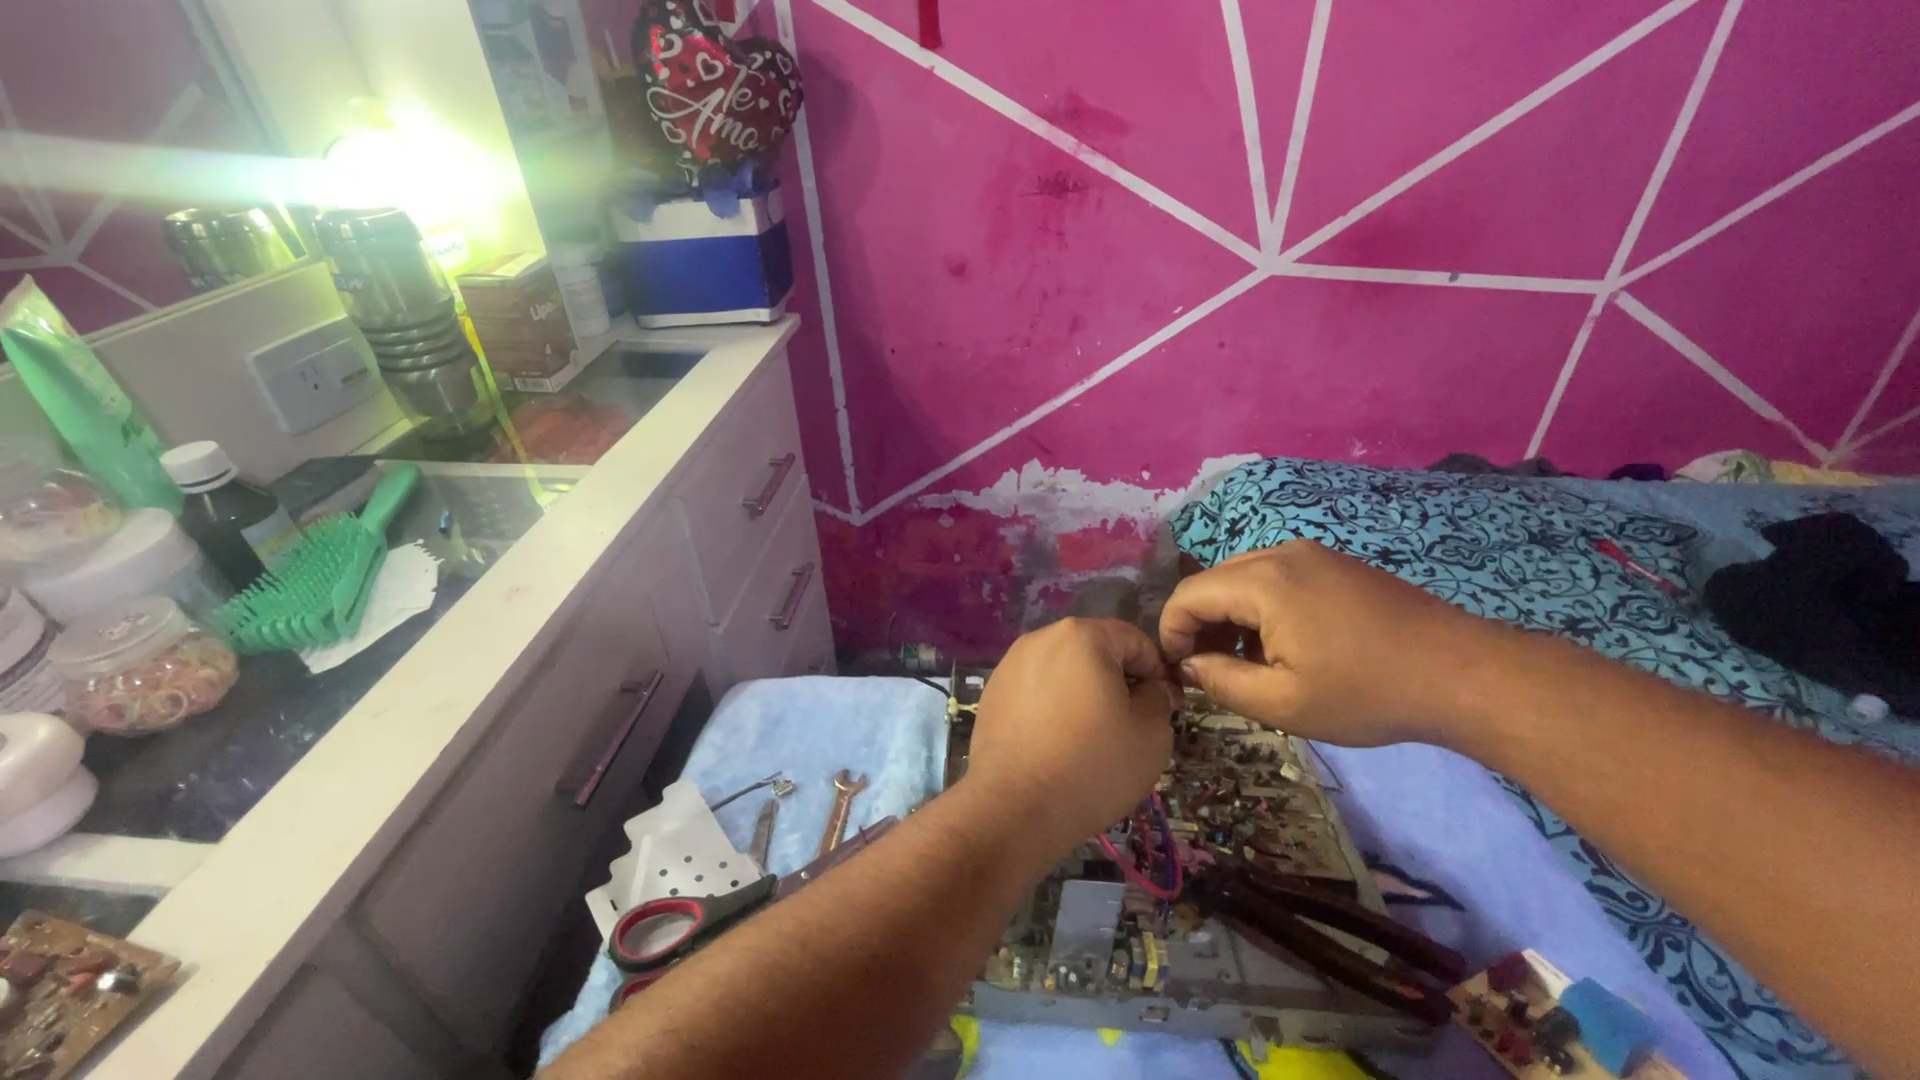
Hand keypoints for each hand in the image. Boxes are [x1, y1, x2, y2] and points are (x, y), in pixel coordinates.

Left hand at [967, 618, 1178, 854]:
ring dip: (1083, 695)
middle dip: (1117, 681)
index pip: (1134, 641)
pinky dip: (1052, 709)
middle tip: (1130, 724)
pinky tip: (1057, 745)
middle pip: (1094, 652)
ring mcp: (1009, 667)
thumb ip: (1158, 698)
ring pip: (1062, 672)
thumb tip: (1152, 688)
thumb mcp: (1151, 733)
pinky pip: (1035, 693)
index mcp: (1081, 636)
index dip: (1157, 672)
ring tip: (1092, 737)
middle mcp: (1039, 640)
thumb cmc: (1093, 764)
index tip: (1165, 707)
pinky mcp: (991, 695)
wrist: (1015, 808)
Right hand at [1158, 540, 1509, 747]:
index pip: (1188, 595)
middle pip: (1214, 581)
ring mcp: (1315, 554)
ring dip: (1231, 618)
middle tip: (1212, 673)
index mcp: (1264, 581)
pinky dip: (1262, 609)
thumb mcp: (1283, 703)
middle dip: (1200, 625)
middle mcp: (1283, 553)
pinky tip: (1287, 647)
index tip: (1181, 674)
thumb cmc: (1367, 693)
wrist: (1464, 674)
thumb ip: (1221, 681)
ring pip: (1245, 578)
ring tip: (1248, 665)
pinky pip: (1277, 578)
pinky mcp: (1338, 565)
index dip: (1171, 633)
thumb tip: (1189, 663)